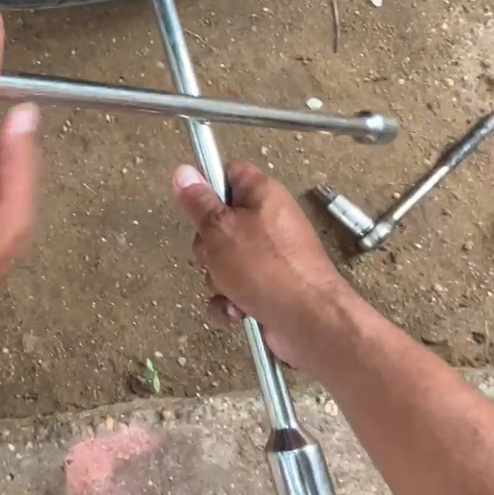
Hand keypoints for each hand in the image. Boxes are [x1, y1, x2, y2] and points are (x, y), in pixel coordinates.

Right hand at [172, 160, 360, 369]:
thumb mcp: (220, 229)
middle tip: (215, 255)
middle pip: (220, 221)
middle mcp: (269, 220)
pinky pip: (236, 286)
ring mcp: (271, 255)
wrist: (309, 323)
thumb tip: (184, 172)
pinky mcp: (271, 285)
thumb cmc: (265, 268)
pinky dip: (230, 300)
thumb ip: (198, 202)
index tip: (196, 207)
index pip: (229, 173)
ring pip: (224, 258)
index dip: (208, 187)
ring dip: (217, 278)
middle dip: (207, 245)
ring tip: (230, 288)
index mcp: (262, 194)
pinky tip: (235, 309)